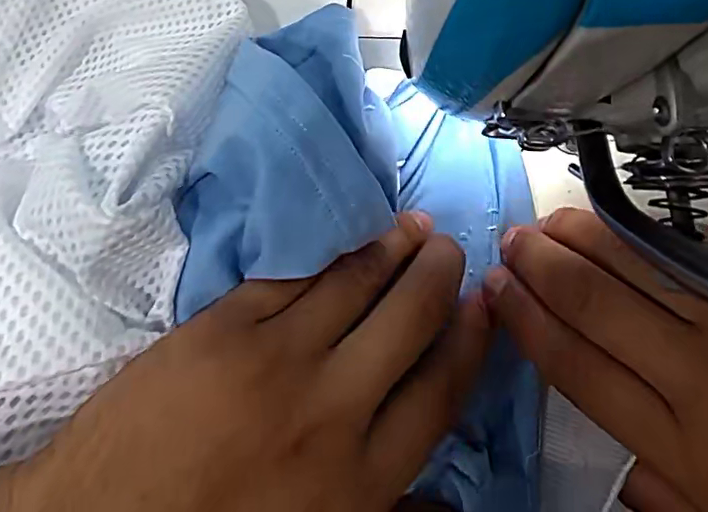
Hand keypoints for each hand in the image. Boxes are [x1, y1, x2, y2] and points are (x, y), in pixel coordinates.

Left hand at [0, 211, 489, 511]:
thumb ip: (384, 508)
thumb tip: (445, 492)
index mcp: (355, 481)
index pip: (440, 389)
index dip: (470, 337)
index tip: (483, 303)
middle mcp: (329, 410)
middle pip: (409, 318)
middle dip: (438, 273)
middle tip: (449, 247)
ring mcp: (274, 358)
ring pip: (356, 282)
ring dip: (393, 247)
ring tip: (415, 225)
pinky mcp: (224, 326)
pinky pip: (295, 275)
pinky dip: (332, 252)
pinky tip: (349, 235)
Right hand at [482, 208, 707, 511]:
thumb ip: (676, 500)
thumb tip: (618, 469)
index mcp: (690, 450)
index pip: (582, 370)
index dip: (533, 327)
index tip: (498, 293)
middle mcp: (697, 375)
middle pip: (598, 308)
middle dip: (546, 269)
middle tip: (509, 238)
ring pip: (637, 271)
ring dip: (585, 241)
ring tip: (545, 218)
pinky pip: (689, 257)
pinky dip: (645, 236)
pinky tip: (618, 221)